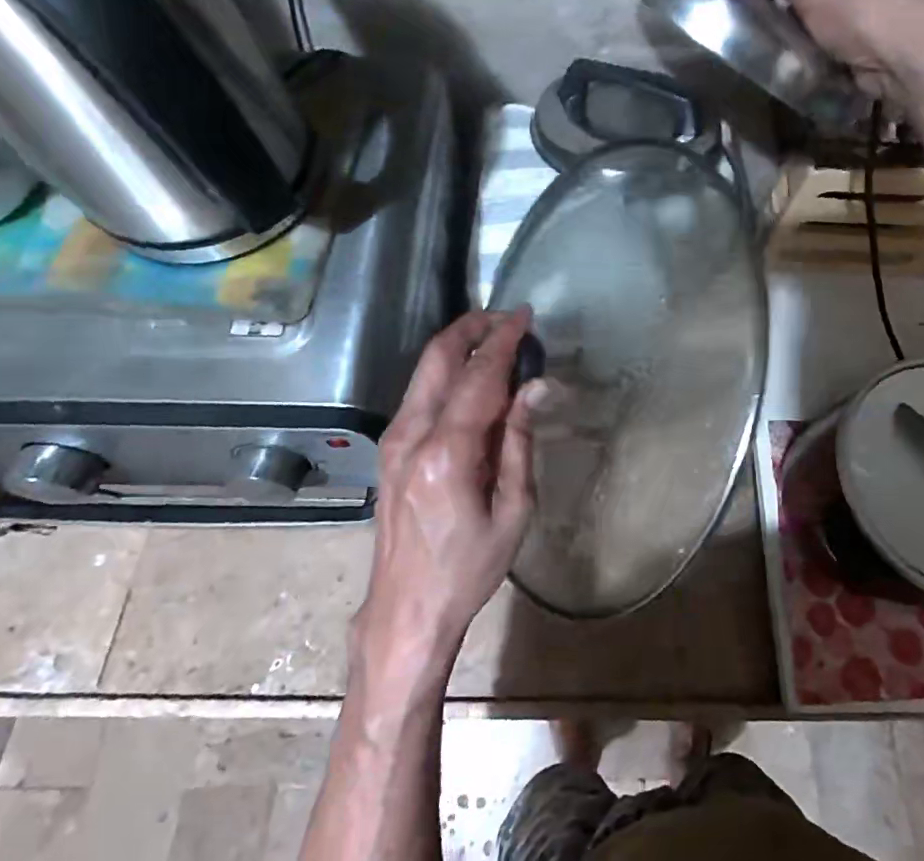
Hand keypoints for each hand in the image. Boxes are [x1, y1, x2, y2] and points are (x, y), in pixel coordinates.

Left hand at [354, 308, 540, 676]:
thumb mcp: (512, 511)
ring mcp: (393, 440)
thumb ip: (519, 441)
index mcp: (446, 452)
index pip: (479, 377)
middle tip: (507, 319)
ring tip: (497, 345)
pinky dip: (446, 374)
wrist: (407, 608)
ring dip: (458, 349)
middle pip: (438, 358)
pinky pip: (419, 394)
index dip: (504, 341)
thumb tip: (534, 387)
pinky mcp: (389, 449)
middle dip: (471, 328)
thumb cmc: (468, 569)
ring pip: (424, 372)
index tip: (525, 316)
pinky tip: (473, 382)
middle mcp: (411, 434)